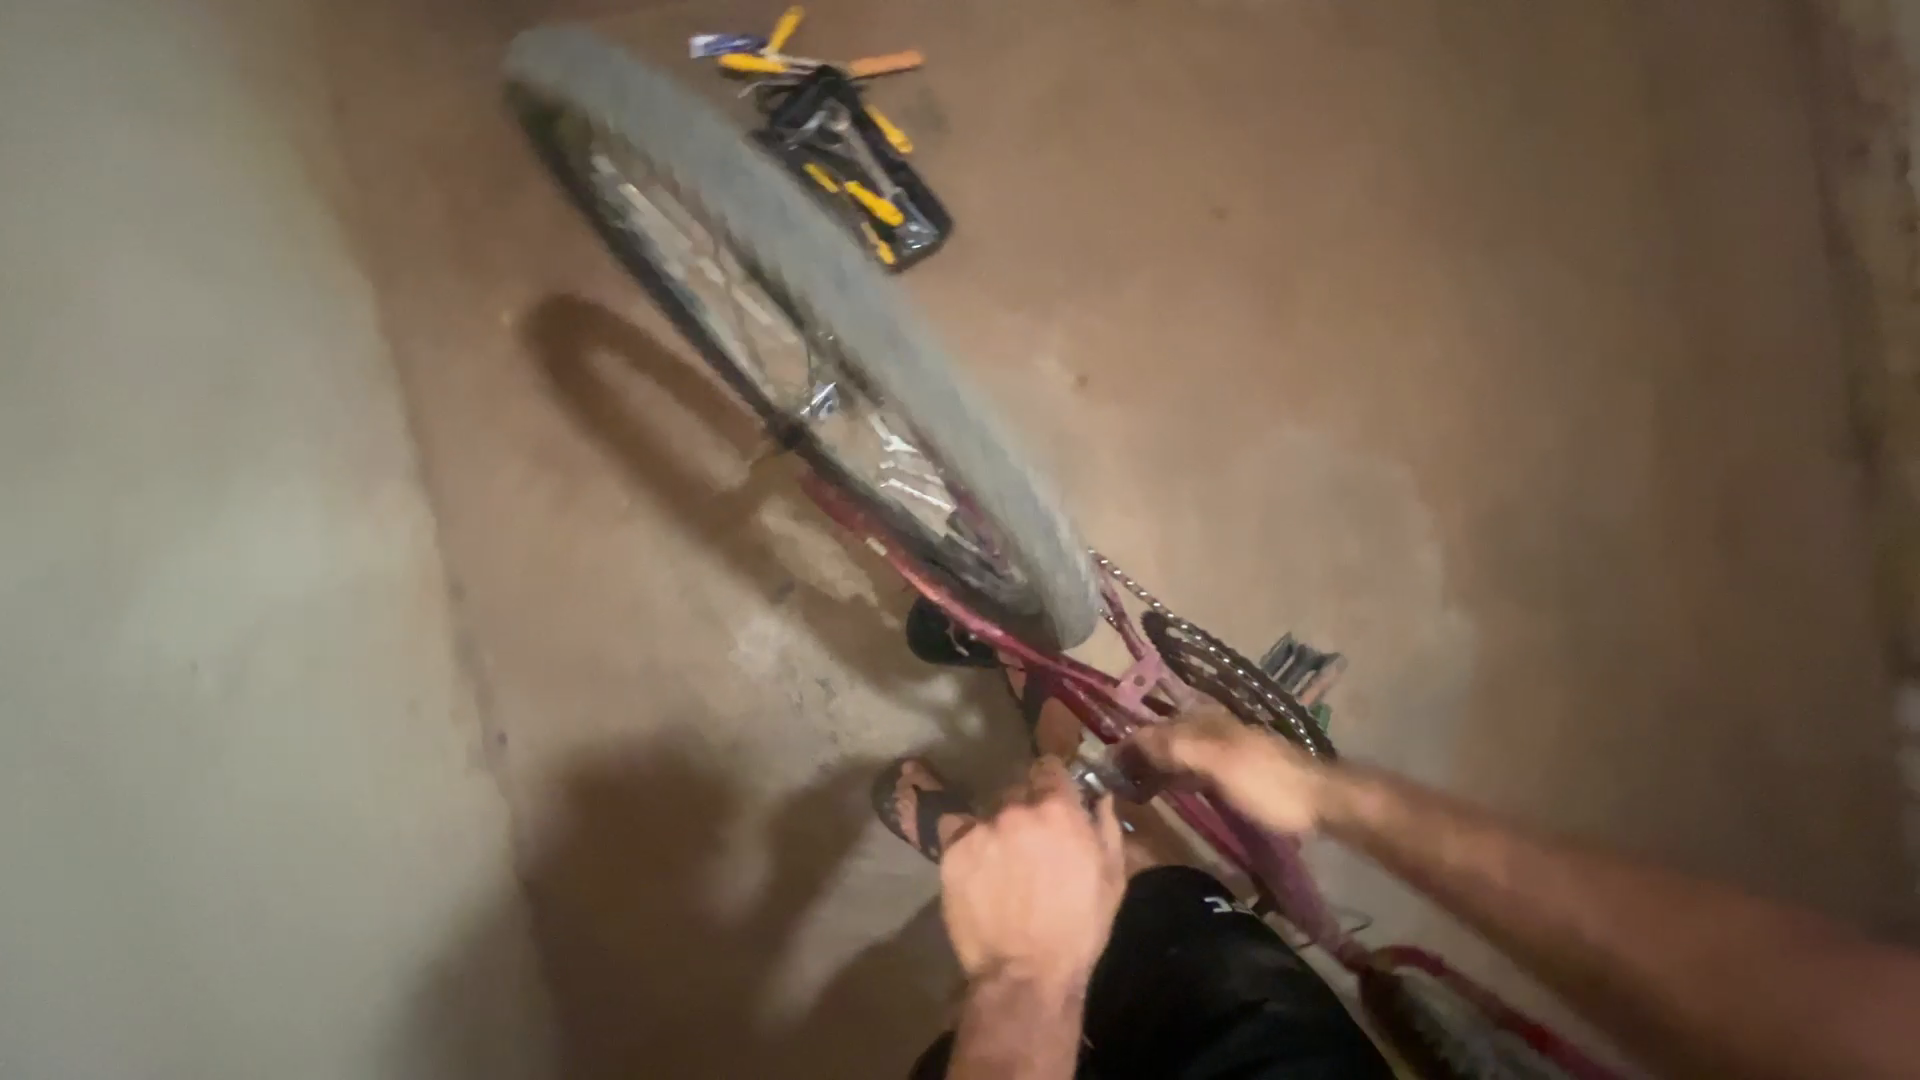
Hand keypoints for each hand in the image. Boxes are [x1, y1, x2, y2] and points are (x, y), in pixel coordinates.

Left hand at [939, 758, 1125, 992]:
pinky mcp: (951, 850)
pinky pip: (957, 830)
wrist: (1025, 976)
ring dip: (996, 829)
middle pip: (1017, 791)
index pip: (1048, 767)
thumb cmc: (1078, 930)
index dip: (1050, 782)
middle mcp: (1015, 809)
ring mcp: (980, 828)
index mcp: (1057, 809)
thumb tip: (1101, 796)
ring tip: (1002, 865)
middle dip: (1024, 811)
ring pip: (988, 813)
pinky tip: (977, 870)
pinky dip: (967, 843)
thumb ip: (1105, 827)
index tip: (1051, 798)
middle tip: (1029, 845)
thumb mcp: (1112, 879)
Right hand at [1127, 707, 1332, 834]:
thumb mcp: (1214, 761)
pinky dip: (1170, 777)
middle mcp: (1205, 726)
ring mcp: (1218, 748)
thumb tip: (1128, 740)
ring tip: (1132, 790)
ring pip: (1172, 753)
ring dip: (1150, 768)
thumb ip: (1172, 747)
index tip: (1104, 772)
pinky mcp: (1229, 770)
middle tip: (1115, 785)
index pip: (1149, 729)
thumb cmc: (1264, 781)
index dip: (1125, 748)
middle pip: (1158, 738)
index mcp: (1200, 720)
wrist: (1318, 800)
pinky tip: (1163, 790)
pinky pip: (1187, 767)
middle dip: (1134, 757)